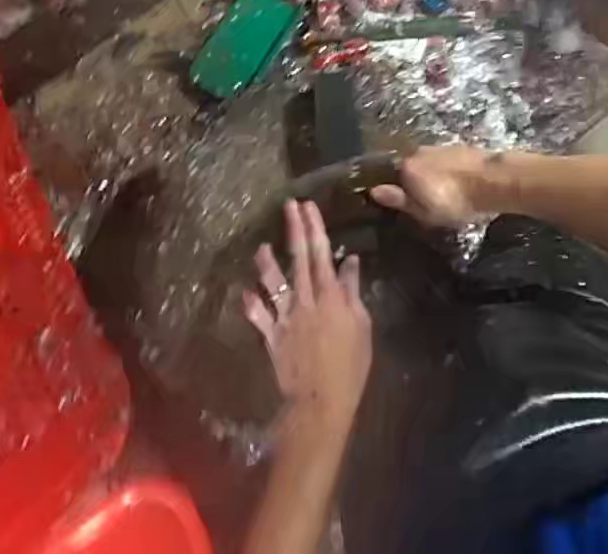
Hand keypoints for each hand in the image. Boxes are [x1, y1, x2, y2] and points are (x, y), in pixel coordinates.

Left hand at [243, 201, 371, 427]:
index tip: (308, 206)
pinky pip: (259, 316)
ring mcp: (285, 317)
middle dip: (294, 229)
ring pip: (274, 283)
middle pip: (298, 259)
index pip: (321, 253)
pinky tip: (246, 292)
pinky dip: (252, 304)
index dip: (314, 227)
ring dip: (267, 263)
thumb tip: (350, 261)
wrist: (321, 402)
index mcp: (330, 295)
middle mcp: (305, 299)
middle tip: (289, 206)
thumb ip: (352, 291)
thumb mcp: (361, 325)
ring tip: (261, 246)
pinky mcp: (272, 337)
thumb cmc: (350, 365)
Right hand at [369, 145, 495, 227]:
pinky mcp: (458, 147)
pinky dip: (446, 171)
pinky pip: (444, 161)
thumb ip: (399, 200)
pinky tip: (455, 182)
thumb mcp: (424, 211)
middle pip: (409, 167)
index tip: (402, 202)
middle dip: (414, 181)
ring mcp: (440, 147)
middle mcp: (419, 151)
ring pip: (428, 163)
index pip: (391, 175)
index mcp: (407, 166)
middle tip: (424, 200)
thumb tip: (374, 190)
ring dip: (432, 175)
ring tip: (443, 193)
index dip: (396, 190)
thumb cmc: (455, 201)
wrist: (493, 180)